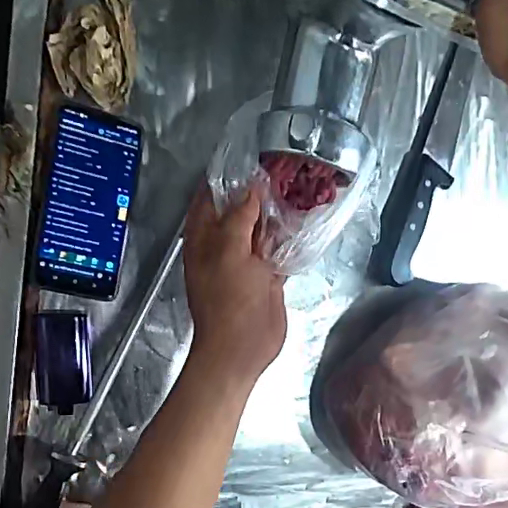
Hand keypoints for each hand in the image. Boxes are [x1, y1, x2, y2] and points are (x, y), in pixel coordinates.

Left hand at [183, 185, 286, 383]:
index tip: (247, 160)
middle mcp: (224, 248)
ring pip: (261, 232)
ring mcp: (247, 264)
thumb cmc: (227, 302)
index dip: (226, 179)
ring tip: (296, 191)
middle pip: (239, 213)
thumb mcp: (230, 252)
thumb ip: (239, 219)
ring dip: (276, 217)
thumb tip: (250, 190)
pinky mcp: (267, 279)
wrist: (241, 348)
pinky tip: (304, 226)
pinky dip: (289, 241)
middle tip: (280, 172)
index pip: (210, 199)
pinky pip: (279, 253)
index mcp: (204, 239)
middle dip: (256, 194)